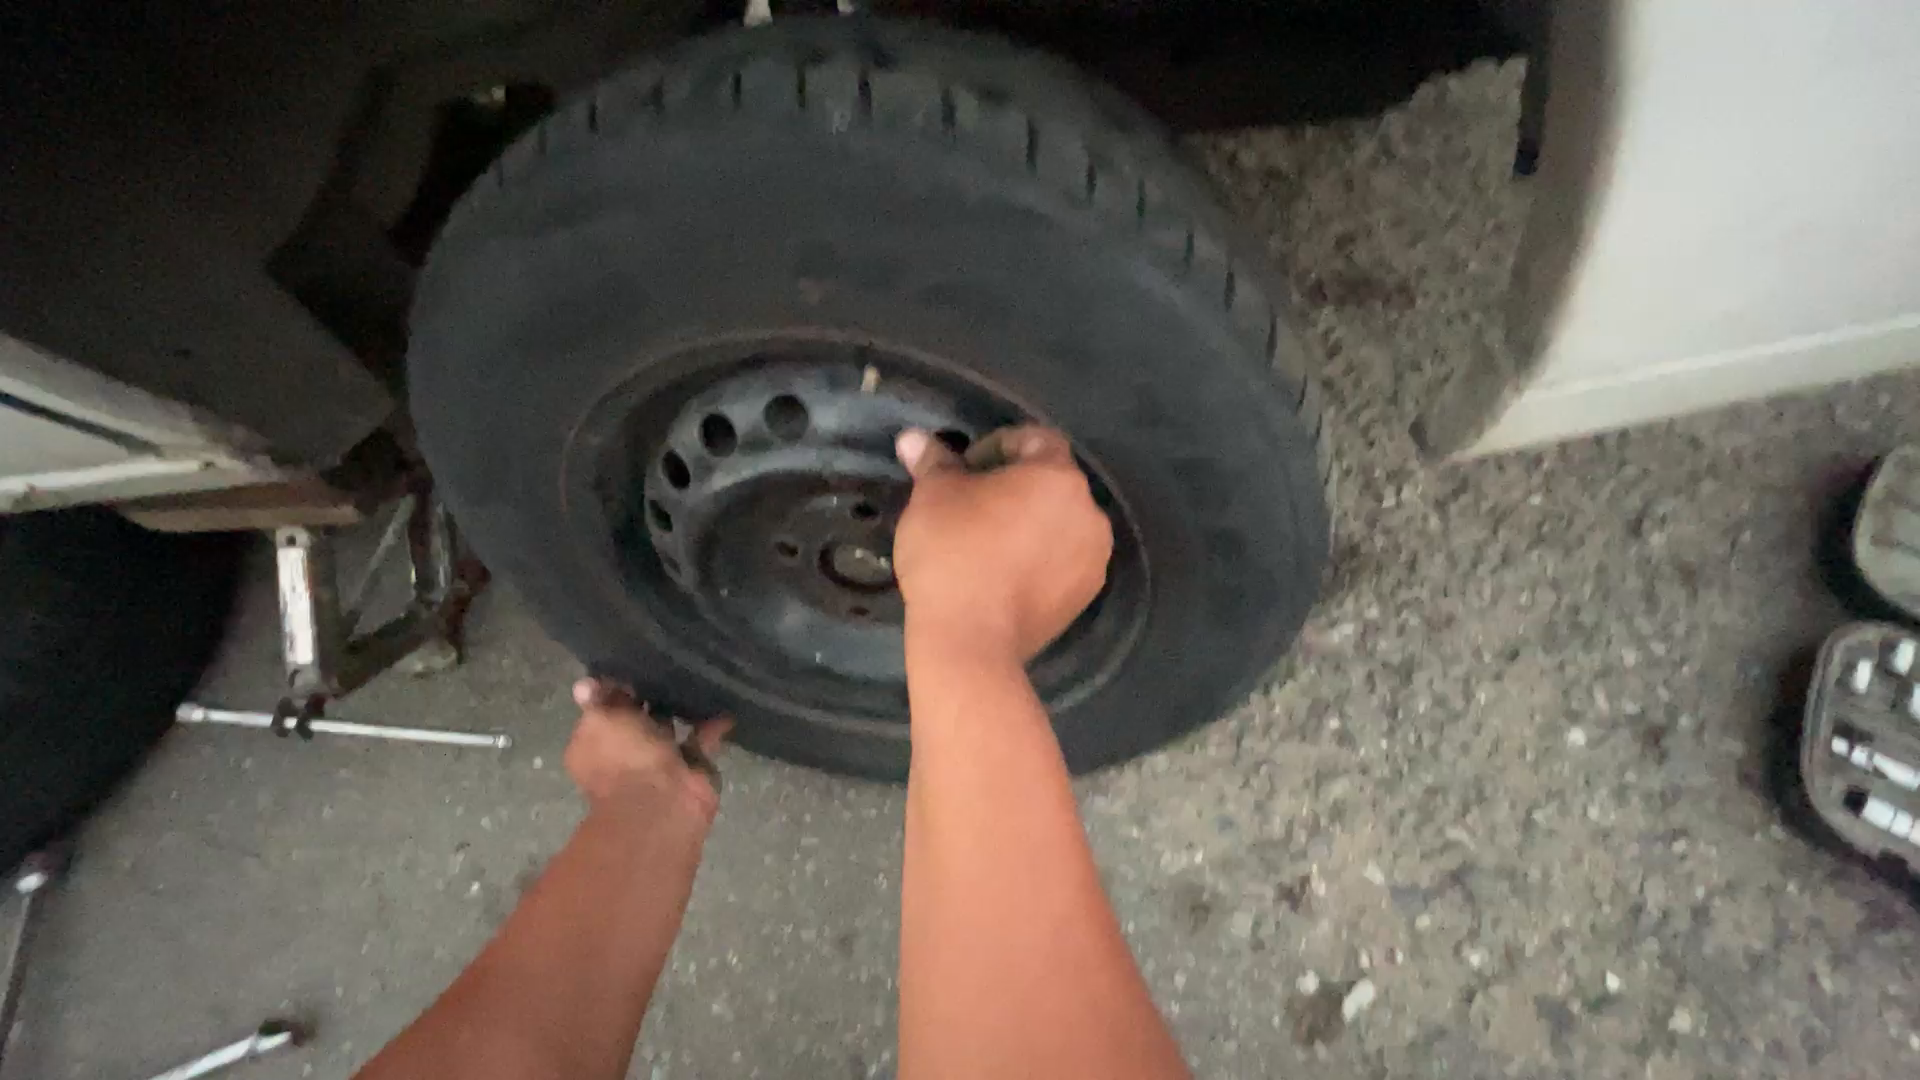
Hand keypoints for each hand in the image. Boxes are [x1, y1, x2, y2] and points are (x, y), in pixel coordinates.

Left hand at [565, 678, 730, 820]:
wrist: (661, 803)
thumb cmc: (623, 757)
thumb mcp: (599, 721)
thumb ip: (597, 701)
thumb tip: (584, 685)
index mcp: (594, 744)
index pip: (603, 708)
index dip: (616, 686)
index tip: (635, 662)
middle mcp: (625, 751)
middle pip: (638, 716)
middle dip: (651, 694)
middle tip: (671, 661)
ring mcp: (660, 760)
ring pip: (671, 725)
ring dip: (682, 706)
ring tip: (696, 673)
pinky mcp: (693, 765)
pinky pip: (704, 737)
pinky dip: (714, 723)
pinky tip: (723, 699)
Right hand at [892, 425, 1112, 663]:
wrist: (971, 640)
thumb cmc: (953, 553)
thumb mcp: (933, 497)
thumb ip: (933, 461)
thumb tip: (913, 438)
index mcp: (1059, 477)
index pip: (1034, 439)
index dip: (995, 446)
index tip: (964, 470)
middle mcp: (1089, 513)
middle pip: (1050, 482)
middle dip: (1013, 486)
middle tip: (970, 504)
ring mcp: (1092, 559)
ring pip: (1057, 523)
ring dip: (1027, 522)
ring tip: (986, 541)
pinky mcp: (1084, 596)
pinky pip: (1060, 560)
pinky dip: (1037, 557)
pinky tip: (1002, 572)